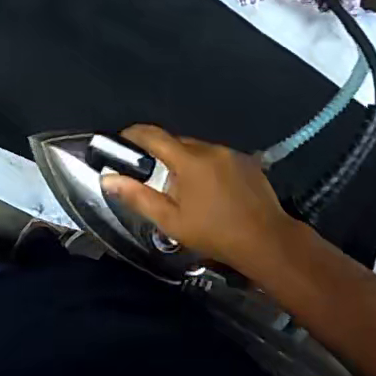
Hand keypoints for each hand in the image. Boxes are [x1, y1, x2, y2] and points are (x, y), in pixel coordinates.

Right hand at [100, 124, 299, 274]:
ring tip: (181, 187)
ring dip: (185, 161)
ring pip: (199, 149)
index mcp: (189, 161)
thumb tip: (109, 179)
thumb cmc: (214, 233)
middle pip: (177, 142)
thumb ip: (138, 197)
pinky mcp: (248, 162)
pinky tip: (208, 190)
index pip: (154, 136)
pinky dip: (206, 166)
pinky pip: (218, 157)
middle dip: (161, 153)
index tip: (121, 139)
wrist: (267, 241)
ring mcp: (233, 154)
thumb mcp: (170, 220)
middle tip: (150, 174)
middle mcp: (211, 149)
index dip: (134, 134)